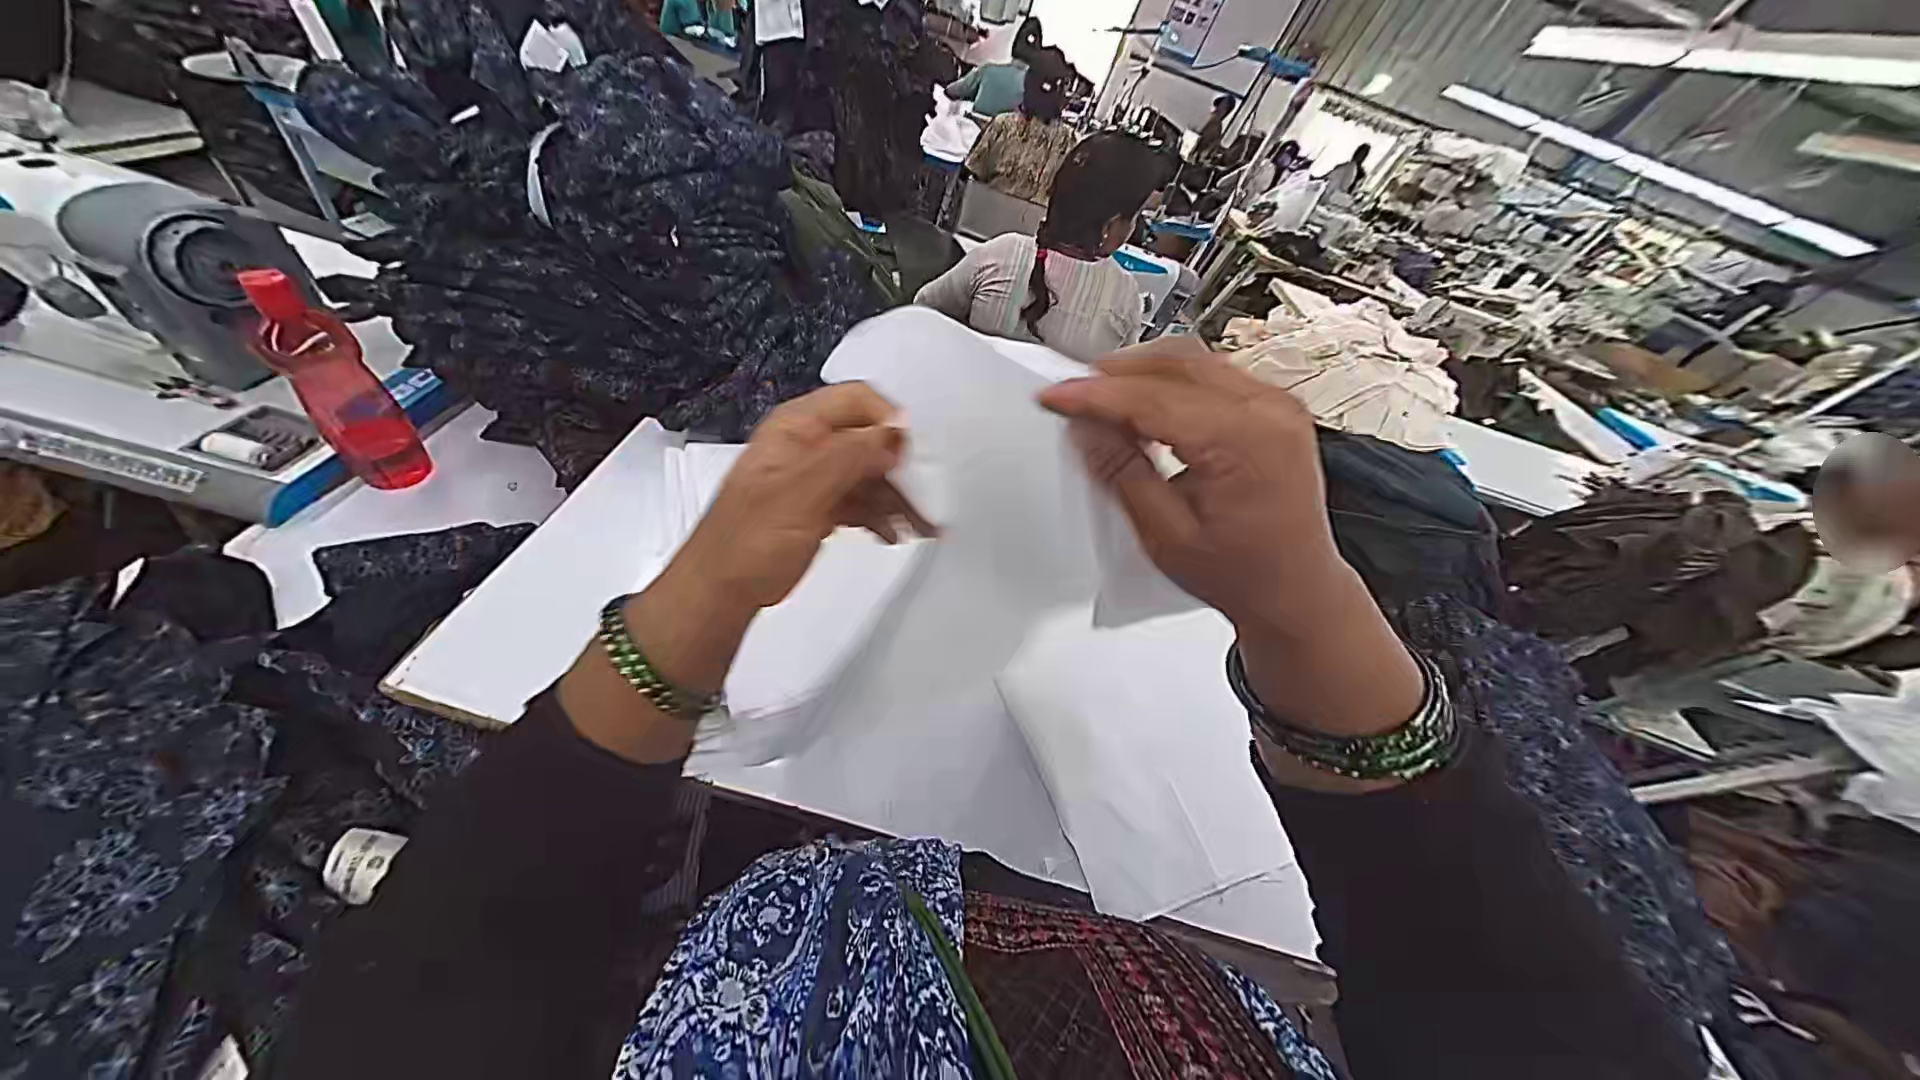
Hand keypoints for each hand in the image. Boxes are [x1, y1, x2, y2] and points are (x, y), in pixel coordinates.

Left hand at [561, 383, 932, 763]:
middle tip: (926, 498)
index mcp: (797, 427)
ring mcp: (816, 477)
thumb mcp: (801, 493)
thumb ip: (849, 457)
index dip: (889, 423)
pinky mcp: (822, 505)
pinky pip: (862, 500)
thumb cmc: (746, 542)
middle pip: (871, 440)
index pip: (857, 401)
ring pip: (871, 473)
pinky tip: (893, 533)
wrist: (723, 591)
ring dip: (898, 497)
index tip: (913, 456)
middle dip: (901, 469)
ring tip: (921, 526)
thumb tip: (895, 433)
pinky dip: (881, 515)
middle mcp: (810, 445)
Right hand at [1039, 337, 1421, 748]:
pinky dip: (1169, 381)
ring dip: (1140, 373)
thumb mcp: (1166, 535)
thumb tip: (1087, 429)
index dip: (1094, 395)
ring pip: (1192, 360)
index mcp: (1244, 443)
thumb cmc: (1244, 574)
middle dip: (1114, 374)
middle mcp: (1269, 412)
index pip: (1151, 398)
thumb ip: (1123, 473)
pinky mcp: (1273, 409)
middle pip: (1174, 363)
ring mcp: (1277, 406)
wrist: (1293, 589)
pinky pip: (1212, 374)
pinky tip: (1142, 402)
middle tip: (1073, 395)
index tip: (1057, 396)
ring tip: (1100, 400)